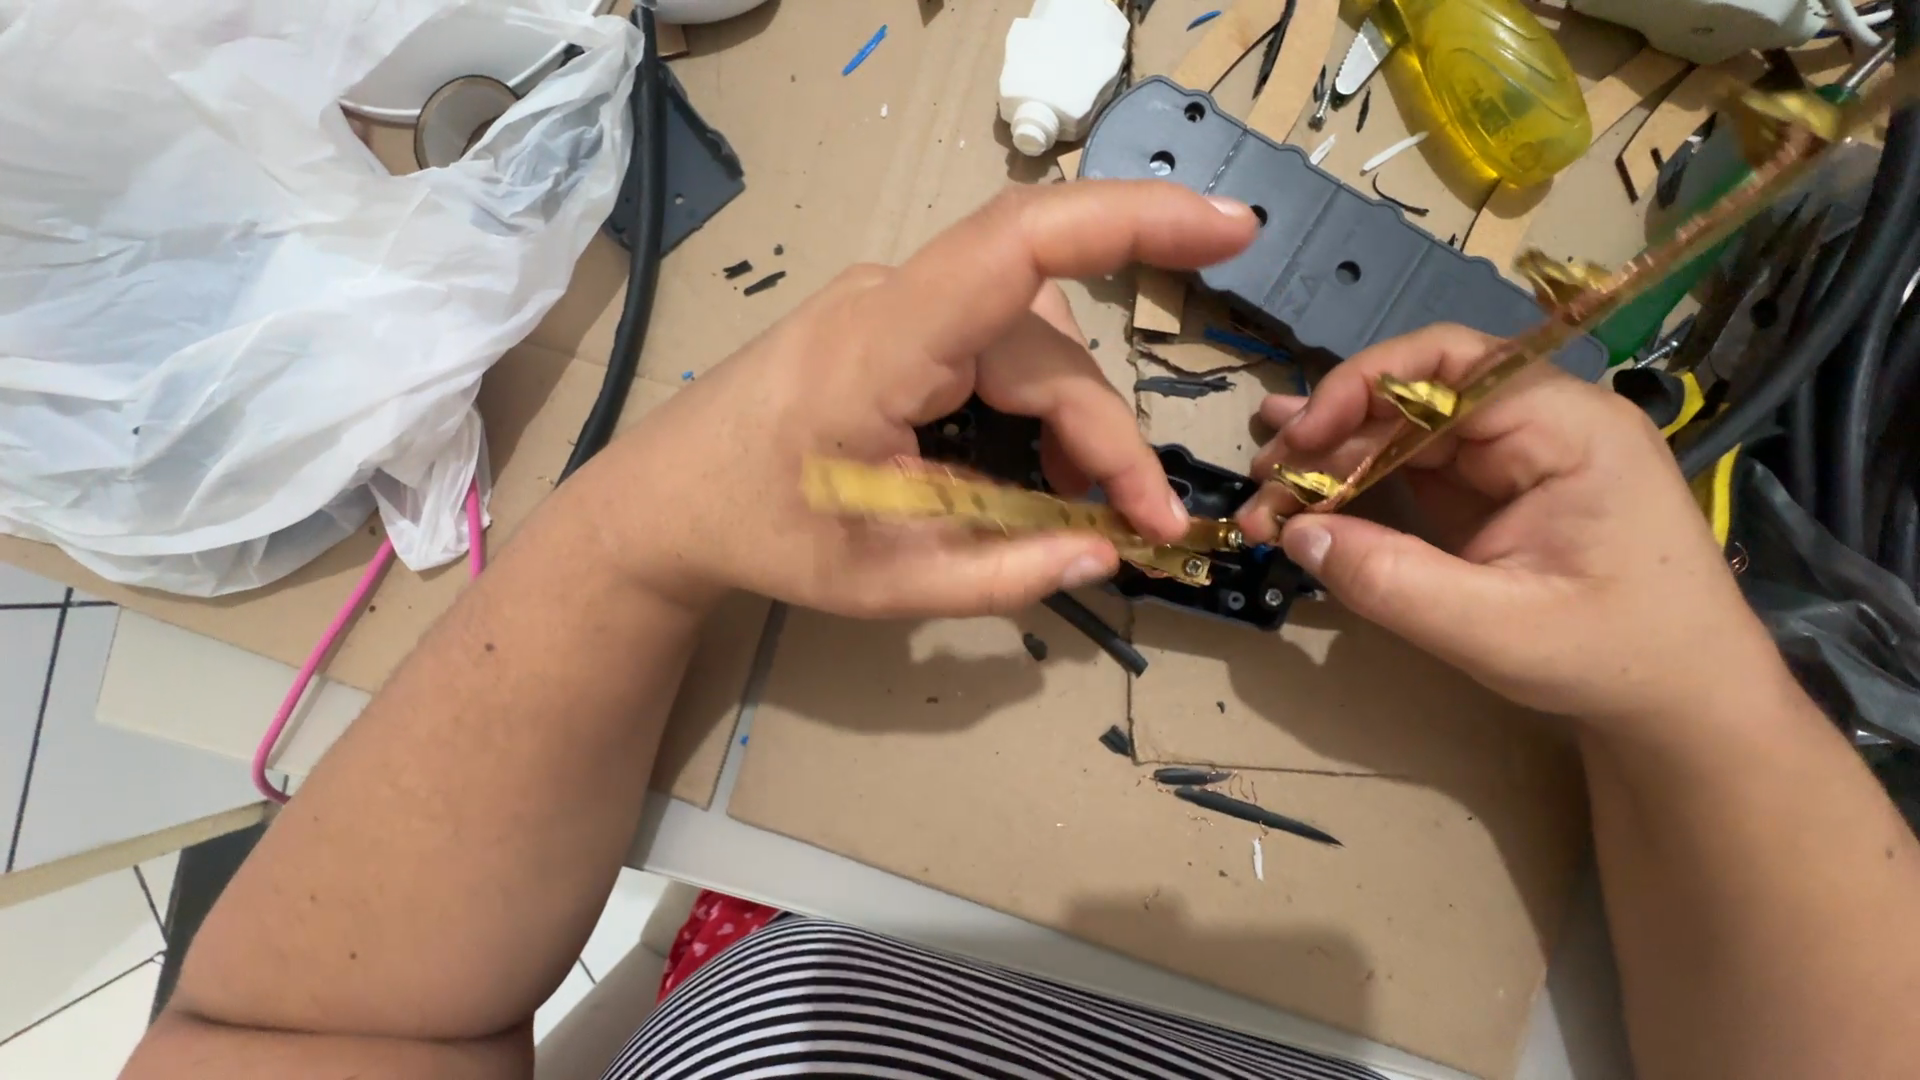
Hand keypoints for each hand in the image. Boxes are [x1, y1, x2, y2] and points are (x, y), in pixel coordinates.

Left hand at [590, 181, 1258, 617]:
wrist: (667, 499)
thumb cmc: (760, 534)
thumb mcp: (881, 583)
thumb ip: (1001, 574)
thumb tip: (1106, 550)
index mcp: (881, 347)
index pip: (1018, 243)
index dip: (1134, 220)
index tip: (1230, 231)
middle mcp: (896, 304)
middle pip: (1046, 349)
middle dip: (1106, 438)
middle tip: (1141, 526)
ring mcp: (897, 310)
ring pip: (1032, 352)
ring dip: (1074, 430)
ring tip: (1079, 512)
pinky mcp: (901, 331)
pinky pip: (999, 356)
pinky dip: (1038, 418)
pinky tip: (1037, 480)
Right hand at [1234, 324, 1783, 727]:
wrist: (1677, 703)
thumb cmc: (1611, 659)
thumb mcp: (1495, 631)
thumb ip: (1391, 581)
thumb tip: (1297, 535)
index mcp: (1563, 430)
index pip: (1450, 364)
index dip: (1361, 388)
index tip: (1301, 439)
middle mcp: (1532, 425)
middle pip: (1407, 398)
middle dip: (1325, 437)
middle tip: (1263, 485)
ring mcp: (1504, 457)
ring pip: (1395, 431)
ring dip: (1325, 457)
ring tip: (1264, 481)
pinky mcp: (1482, 490)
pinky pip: (1402, 465)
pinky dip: (1347, 478)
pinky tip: (1298, 480)